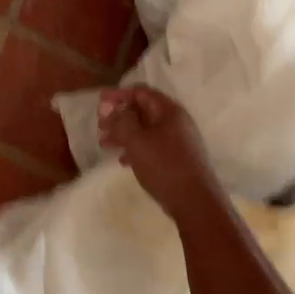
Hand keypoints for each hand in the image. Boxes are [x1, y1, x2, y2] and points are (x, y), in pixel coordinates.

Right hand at [98, 85, 218, 216]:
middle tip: (100, 126)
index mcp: (168, 111)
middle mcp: (175, 122)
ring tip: (105, 145)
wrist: (195, 201)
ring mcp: (177, 141)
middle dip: (119, 116)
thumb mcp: (136, 140)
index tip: (100, 101)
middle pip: (142, 111)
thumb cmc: (163, 165)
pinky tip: (123, 160)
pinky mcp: (176, 158)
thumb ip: (121, 121)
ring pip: (145, 130)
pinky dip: (135, 148)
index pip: (141, 92)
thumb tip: (114, 110)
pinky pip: (151, 146)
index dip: (119, 94)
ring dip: (123, 134)